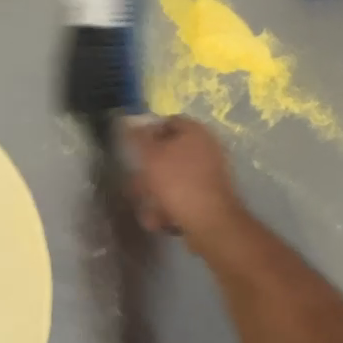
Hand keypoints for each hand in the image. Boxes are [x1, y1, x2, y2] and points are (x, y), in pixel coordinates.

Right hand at [123, 116, 245, 236]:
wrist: (210, 221)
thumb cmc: (177, 181)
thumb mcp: (150, 155)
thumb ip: (138, 137)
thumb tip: (130, 121)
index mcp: (196, 131)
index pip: (168, 122)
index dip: (148, 133)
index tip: (133, 149)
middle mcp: (207, 148)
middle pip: (171, 153)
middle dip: (150, 169)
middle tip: (134, 180)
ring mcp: (211, 173)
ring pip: (175, 177)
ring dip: (156, 191)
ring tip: (144, 207)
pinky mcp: (211, 197)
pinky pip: (185, 195)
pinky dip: (170, 205)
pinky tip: (158, 219)